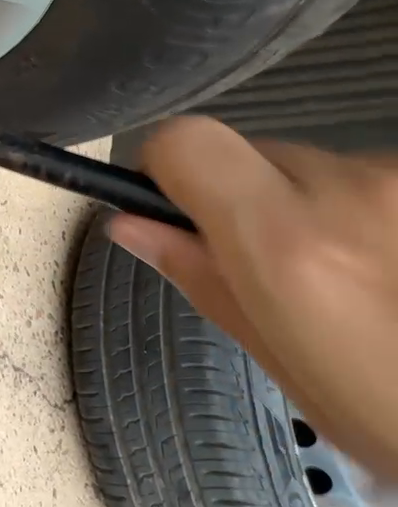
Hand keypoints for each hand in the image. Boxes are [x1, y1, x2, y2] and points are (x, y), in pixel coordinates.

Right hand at [111, 116, 397, 478]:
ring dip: (336, 213)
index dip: (171, 168)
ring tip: (375, 283)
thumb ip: (205, 281)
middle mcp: (354, 197)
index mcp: (285, 240)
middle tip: (294, 268)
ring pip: (335, 173)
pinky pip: (389, 188)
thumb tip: (133, 226)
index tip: (182, 208)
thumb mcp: (291, 366)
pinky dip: (387, 222)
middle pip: (263, 155)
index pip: (186, 140)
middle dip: (262, 197)